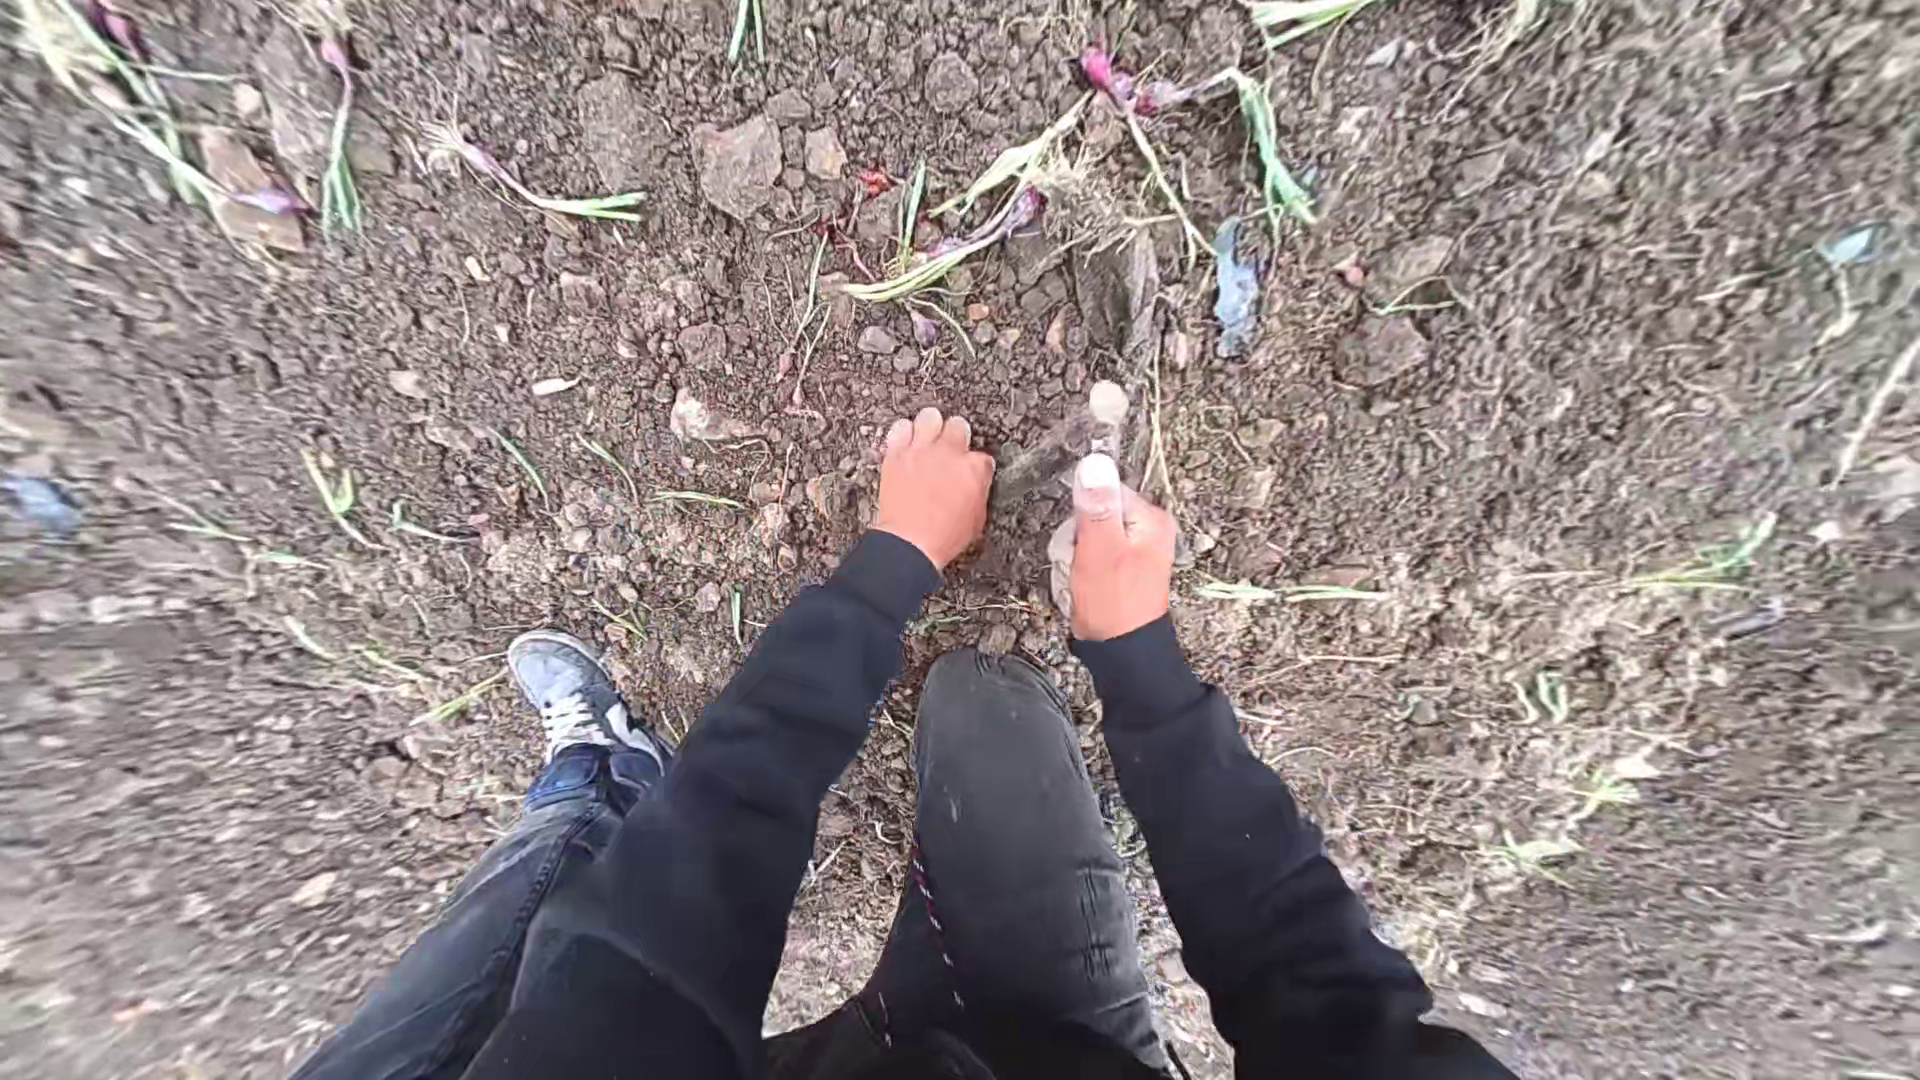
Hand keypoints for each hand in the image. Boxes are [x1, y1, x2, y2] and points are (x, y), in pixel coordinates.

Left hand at [871, 407, 994, 570]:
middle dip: (956, 435)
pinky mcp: (897, 454)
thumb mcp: (976, 519)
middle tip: (950, 447)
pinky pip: (900, 428)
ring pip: (929, 417)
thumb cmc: (942, 537)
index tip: (967, 471)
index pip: (981, 455)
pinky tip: (906, 440)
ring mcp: (921, 451)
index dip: (974, 464)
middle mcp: (949, 453)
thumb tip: (975, 487)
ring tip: (928, 436)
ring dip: (930, 426)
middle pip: (957, 426)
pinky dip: (903, 432)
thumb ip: (977, 493)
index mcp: (974, 469)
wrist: (910, 543)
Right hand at [1068, 453, 1175, 640]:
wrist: (1120, 651)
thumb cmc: (1113, 602)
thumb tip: (1095, 463)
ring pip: (1088, 535)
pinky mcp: (1122, 567)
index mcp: (1150, 520)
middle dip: (1077, 538)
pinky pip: (1091, 554)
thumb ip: (1096, 505)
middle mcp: (1147, 531)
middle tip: (1082, 562)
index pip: (1103, 492)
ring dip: (1075, 555)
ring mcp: (1135, 550)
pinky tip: (1084, 584)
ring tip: (1082, 577)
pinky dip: (1082, 568)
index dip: (1083, 515)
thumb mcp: (1099, 548)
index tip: (1082, 539)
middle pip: (1094, 513)